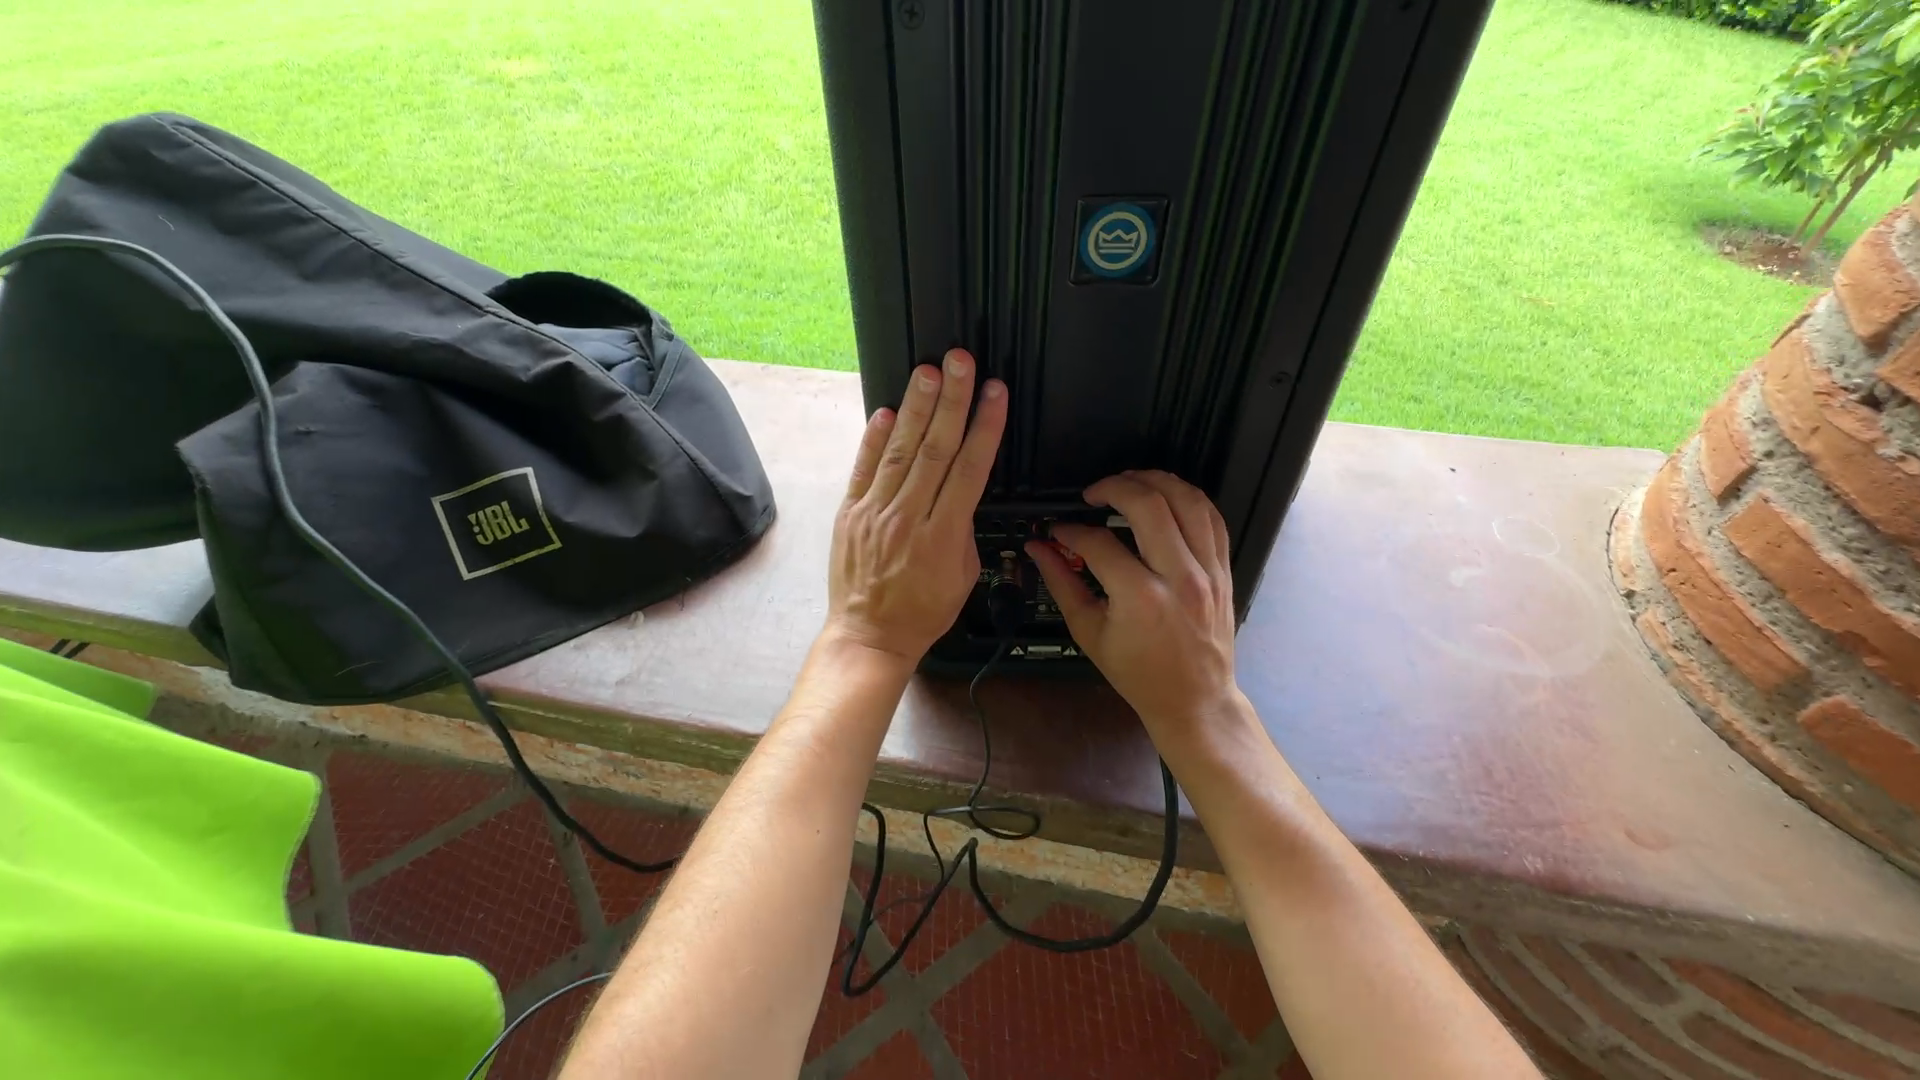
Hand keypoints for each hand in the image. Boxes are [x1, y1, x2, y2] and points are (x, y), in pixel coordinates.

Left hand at [826, 348, 1006, 665]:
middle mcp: (908, 517)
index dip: (985, 426)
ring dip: (916, 408)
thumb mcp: (964, 576)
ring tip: (927, 371)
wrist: (870, 635)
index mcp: (943, 535)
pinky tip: (887, 411)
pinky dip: (874, 439)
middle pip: (935, 448)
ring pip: (900, 451)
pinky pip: (863, 469)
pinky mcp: (850, 513)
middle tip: (960, 361)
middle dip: (951, 400)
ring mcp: (874, 513)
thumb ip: (965, 530)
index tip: (995, 392)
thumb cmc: (922, 611)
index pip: (970, 469)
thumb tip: (961, 494)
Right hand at [1025, 470, 1242, 752]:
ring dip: (1155, 480)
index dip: (1071, 530)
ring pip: (1187, 500)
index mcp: (1140, 598)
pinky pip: (1212, 517)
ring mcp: (1208, 571)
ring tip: (1129, 482)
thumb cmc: (1137, 673)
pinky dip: (1187, 498)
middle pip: (1148, 504)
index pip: (1098, 542)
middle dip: (1114, 486)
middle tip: (1093, 493)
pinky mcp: (1224, 570)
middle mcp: (1179, 577)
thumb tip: (1037, 547)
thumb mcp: (1089, 633)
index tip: (1059, 531)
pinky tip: (1165, 497)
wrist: (1194, 700)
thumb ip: (1061, 584)